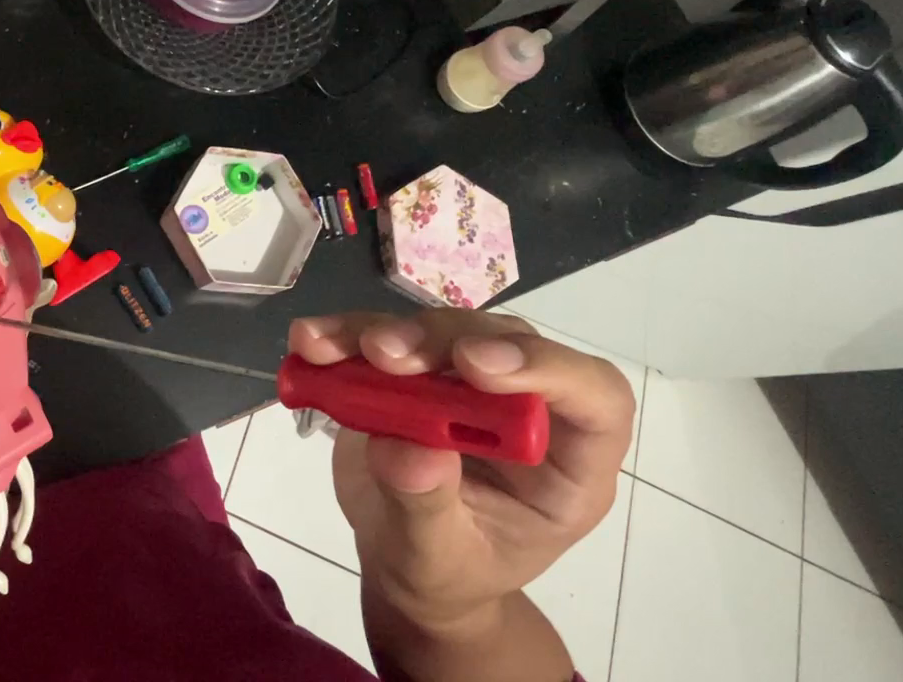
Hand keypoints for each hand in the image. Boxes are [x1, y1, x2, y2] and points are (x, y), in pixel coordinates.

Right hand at [290, 310, 633, 629]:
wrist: (403, 556)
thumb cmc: (442, 573)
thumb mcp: (435, 559)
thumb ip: (427, 507)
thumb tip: (403, 447)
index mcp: (566, 464)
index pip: (594, 398)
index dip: (546, 368)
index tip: (475, 365)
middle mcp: (524, 409)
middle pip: (504, 343)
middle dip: (441, 342)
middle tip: (384, 356)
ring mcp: (466, 382)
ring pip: (440, 330)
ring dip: (381, 332)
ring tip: (324, 347)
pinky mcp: (414, 370)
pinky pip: (384, 338)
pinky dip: (343, 337)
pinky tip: (308, 343)